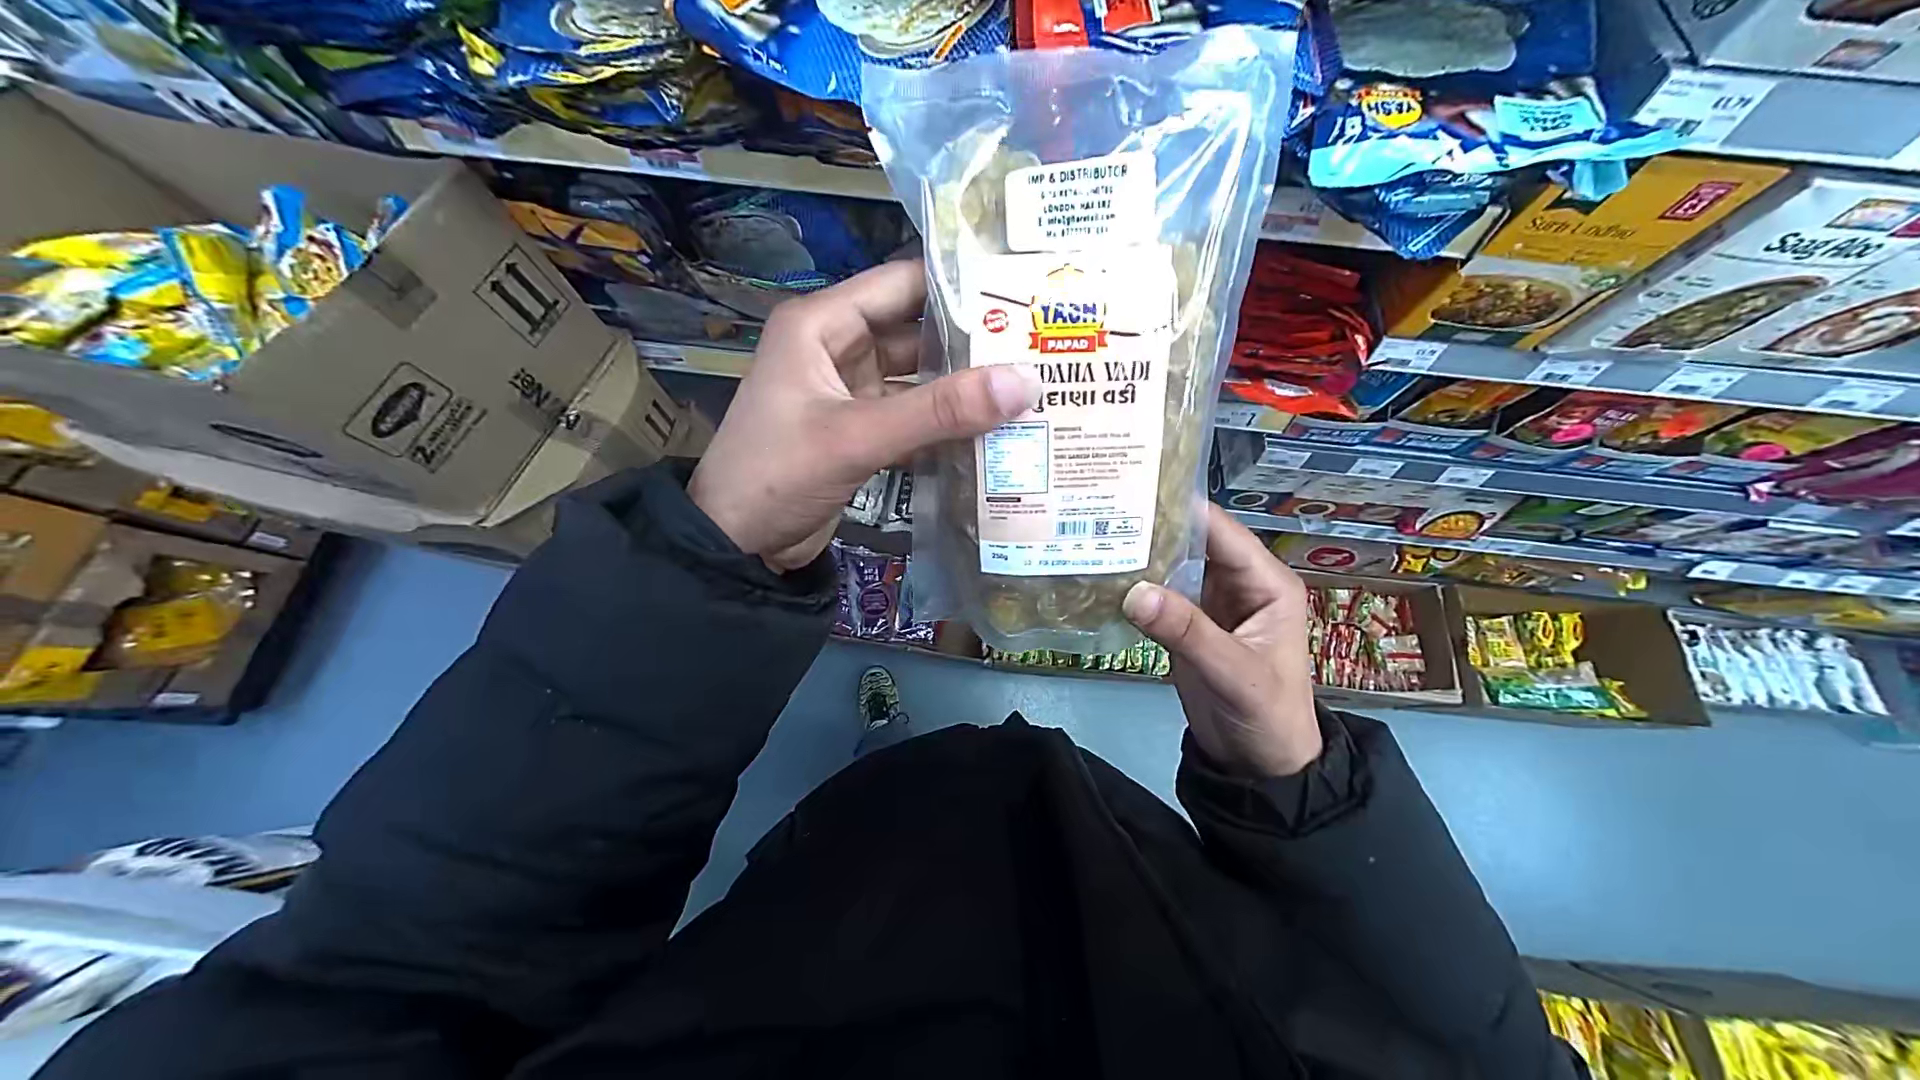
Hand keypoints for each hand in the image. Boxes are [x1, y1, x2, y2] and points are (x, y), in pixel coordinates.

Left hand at [688, 260, 1041, 572]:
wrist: (736, 545)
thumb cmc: (778, 474)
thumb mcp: (857, 437)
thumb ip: (938, 411)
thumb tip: (1026, 382)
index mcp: (823, 324)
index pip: (902, 285)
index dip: (960, 286)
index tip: (1023, 292)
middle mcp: (838, 348)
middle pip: (917, 333)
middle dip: (973, 343)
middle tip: (1041, 346)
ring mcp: (850, 393)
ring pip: (918, 379)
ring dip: (963, 389)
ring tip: (1030, 388)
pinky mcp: (860, 432)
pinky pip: (912, 417)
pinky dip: (945, 425)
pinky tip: (993, 432)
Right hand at [1122, 504, 1320, 776]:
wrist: (1259, 766)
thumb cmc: (1266, 715)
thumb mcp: (1233, 672)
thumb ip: (1187, 631)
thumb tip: (1132, 590)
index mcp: (1265, 582)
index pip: (1220, 531)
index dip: (1181, 506)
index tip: (1134, 486)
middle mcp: (1237, 583)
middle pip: (1191, 542)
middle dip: (1151, 525)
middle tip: (1098, 504)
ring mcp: (1208, 603)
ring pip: (1170, 566)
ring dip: (1138, 553)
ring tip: (1090, 530)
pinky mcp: (1186, 624)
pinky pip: (1157, 595)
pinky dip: (1133, 585)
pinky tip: (1100, 573)